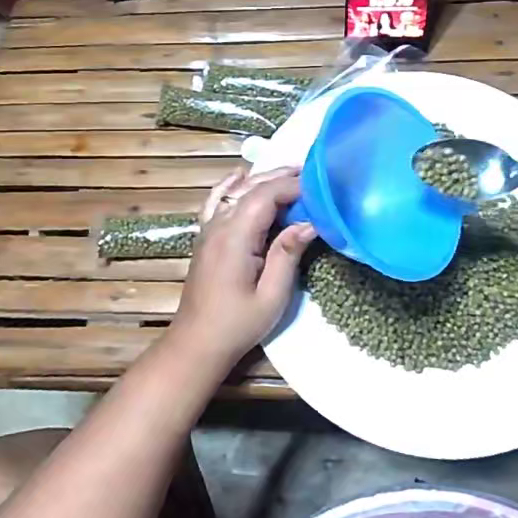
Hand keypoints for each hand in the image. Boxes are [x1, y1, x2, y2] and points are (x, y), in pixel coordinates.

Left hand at [167, 167, 317, 368]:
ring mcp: (208, 229)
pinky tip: (241, 176)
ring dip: (263, 180)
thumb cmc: (237, 324)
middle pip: (251, 187)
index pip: (265, 195)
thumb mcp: (272, 295)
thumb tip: (309, 222)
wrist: (197, 342)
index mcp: (235, 236)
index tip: (319, 187)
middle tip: (313, 175)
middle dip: (281, 177)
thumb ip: (288, 253)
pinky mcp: (205, 237)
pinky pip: (217, 200)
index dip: (293, 186)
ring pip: (236, 191)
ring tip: (290, 175)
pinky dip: (231, 185)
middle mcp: (219, 225)